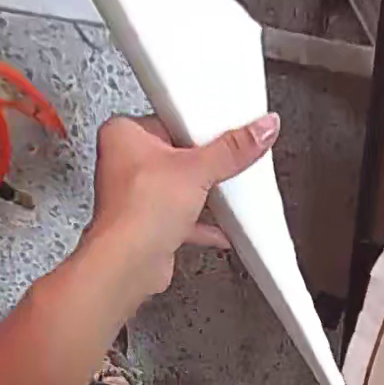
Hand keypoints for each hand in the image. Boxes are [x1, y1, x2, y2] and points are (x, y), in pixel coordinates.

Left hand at [79, 113, 279, 298]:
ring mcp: (134, 201)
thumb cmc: (138, 212)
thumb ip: (232, 150)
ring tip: (223, 193)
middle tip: (223, 162)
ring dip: (201, 197)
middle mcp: (123, 167)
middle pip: (175, 158)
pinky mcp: (146, 230)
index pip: (169, 120)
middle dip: (201, 166)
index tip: (220, 131)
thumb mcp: (198, 169)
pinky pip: (178, 221)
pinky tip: (219, 229)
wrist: (130, 263)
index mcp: (123, 135)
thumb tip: (260, 130)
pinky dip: (199, 225)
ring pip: (176, 192)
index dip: (196, 127)